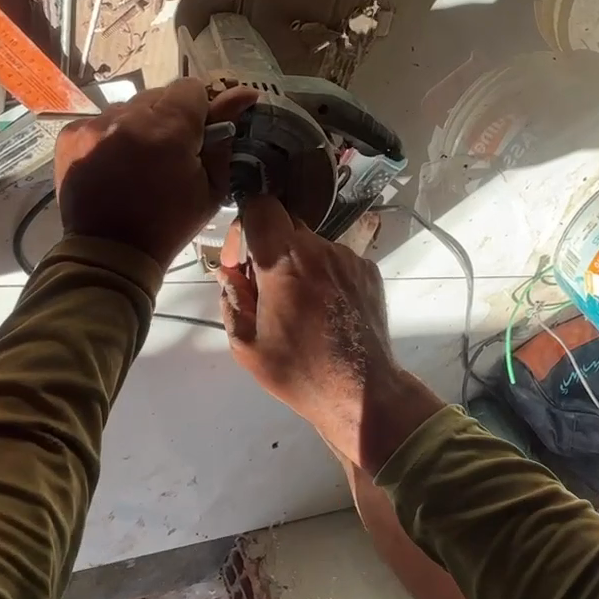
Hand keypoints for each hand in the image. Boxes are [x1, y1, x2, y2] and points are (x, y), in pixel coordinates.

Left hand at [54, 79, 256, 265]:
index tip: (199, 131)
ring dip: (139, 125)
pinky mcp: (71, 135)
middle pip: (159, 95)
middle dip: (169, 117)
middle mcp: (128, 117)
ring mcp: (95, 125)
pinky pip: (100, 121)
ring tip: (139, 160)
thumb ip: (224, 137)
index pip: (191, 88)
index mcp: (169, 130)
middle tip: (170, 151)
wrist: (110, 252)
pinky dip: (111, 136)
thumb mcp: (212, 186)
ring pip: (128, 107)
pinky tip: (114, 163)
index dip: (200, 108)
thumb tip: (243, 94)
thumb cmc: (169, 224)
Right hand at [217, 196, 442, 471]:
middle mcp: (319, 248)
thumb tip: (229, 273)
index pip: (259, 206)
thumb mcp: (246, 344)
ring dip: (298, 264)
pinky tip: (325, 310)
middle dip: (268, 248)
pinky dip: (324, 275)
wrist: (361, 391)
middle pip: (286, 224)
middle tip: (264, 287)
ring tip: (299, 306)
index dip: (243, 227)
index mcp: (284, 260)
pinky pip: (336, 260)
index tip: (240, 262)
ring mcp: (348, 258)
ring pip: (312, 245)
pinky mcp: (369, 271)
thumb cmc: (298, 371)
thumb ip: (232, 299)